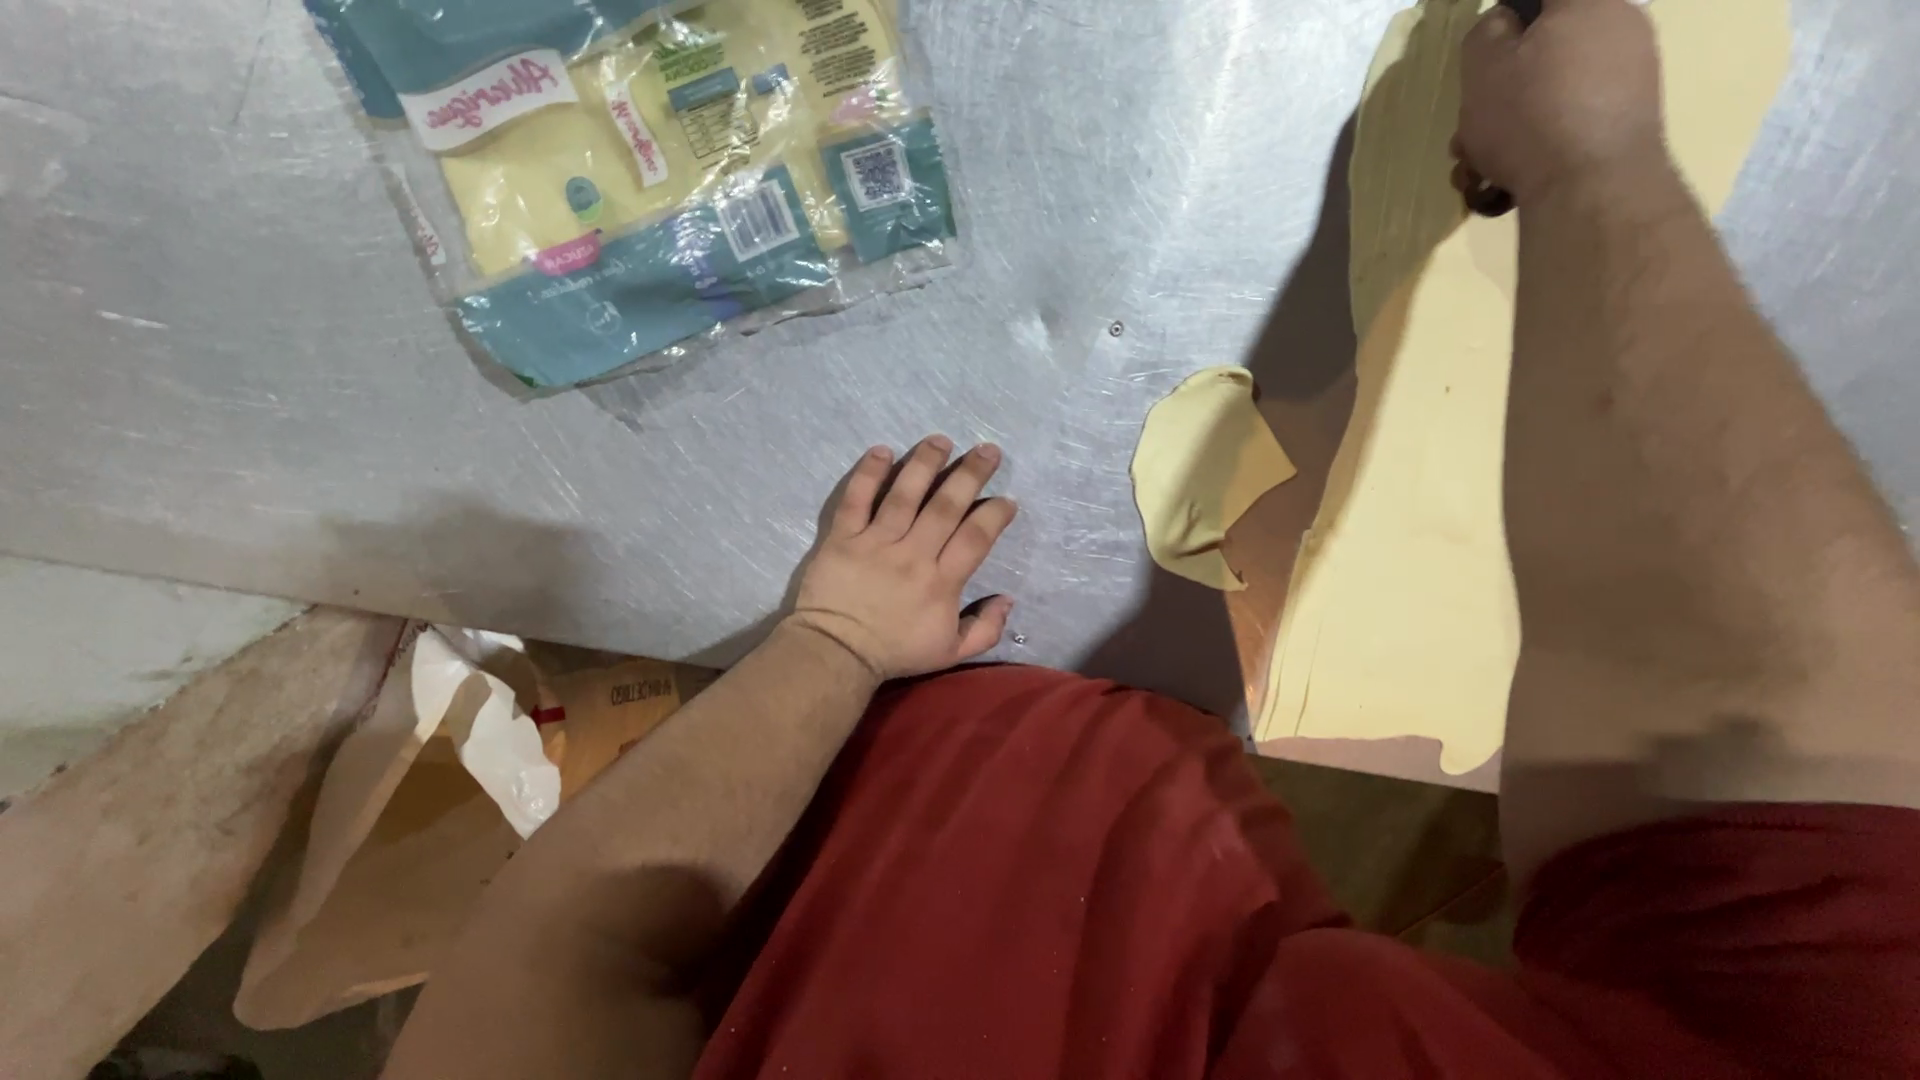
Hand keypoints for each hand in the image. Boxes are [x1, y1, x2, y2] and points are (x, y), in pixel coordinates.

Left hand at [787, 436, 1018, 680]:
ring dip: (925, 463)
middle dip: (970, 474)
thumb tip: (1008, 600)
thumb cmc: (894, 652)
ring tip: (940, 440)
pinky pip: (856, 499)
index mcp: (942, 581)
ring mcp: (876, 542)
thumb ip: (984, 629)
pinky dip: (868, 473)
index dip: (994, 515)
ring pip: (904, 494)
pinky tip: (882, 450)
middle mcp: (913, 554)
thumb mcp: (950, 653)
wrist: (836, 654)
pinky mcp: (843, 538)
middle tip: (987, 450)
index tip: (1006, 500)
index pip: (975, 537)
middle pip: (946, 506)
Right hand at [1456, 0, 1668, 203]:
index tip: (1486, 51)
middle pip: (1546, 46)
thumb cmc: (1528, 117)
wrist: (1589, 184)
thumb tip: (1503, 25)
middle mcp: (1621, 24)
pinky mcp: (1629, 116)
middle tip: (1468, 126)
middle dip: (1500, 87)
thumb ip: (1486, 34)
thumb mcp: (1482, 70)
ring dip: (1509, 124)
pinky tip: (1506, 177)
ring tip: (1477, 166)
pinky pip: (1570, 117)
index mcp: (1588, 2)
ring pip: (1552, 89)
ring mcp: (1631, 72)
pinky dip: (1537, 140)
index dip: (1509, 15)